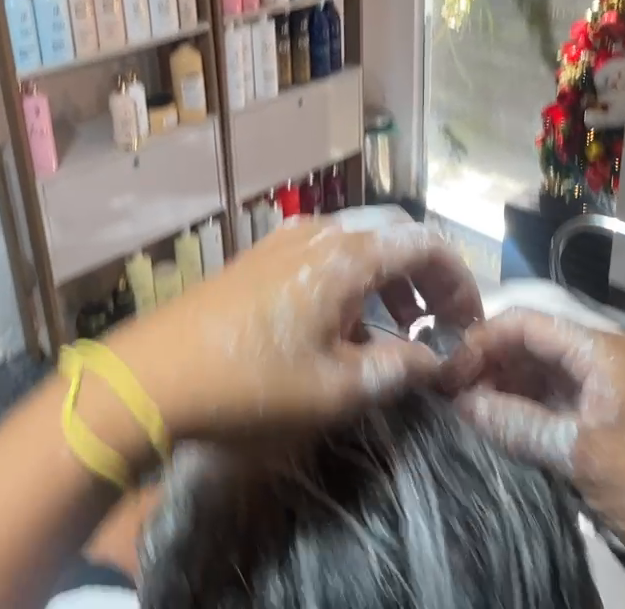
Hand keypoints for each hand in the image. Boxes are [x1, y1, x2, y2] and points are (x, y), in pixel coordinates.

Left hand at [108, 215, 483, 444]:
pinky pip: (322, 260)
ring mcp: (283, 242)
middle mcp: (318, 234)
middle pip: (391, 239)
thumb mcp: (336, 389)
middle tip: (435, 328)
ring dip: (386, 285)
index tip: (469, 323)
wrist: (155, 374)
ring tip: (396, 334)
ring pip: (355, 249)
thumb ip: (395, 369)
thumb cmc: (252, 383)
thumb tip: (433, 361)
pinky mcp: (259, 260)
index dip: (458, 280)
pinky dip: (350, 286)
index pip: (424, 244)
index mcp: (345, 255)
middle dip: (424, 280)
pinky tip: (342, 331)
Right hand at [448, 311, 624, 606]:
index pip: (524, 322)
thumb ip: (521, 424)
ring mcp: (612, 399)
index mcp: (603, 352)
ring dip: (504, 396)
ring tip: (466, 421)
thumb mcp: (589, 459)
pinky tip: (503, 440)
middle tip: (446, 401)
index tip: (443, 376)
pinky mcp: (616, 433)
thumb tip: (459, 401)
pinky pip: (560, 413)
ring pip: (542, 381)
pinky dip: (528, 421)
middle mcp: (605, 364)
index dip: (478, 342)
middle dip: (486, 368)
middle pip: (530, 348)